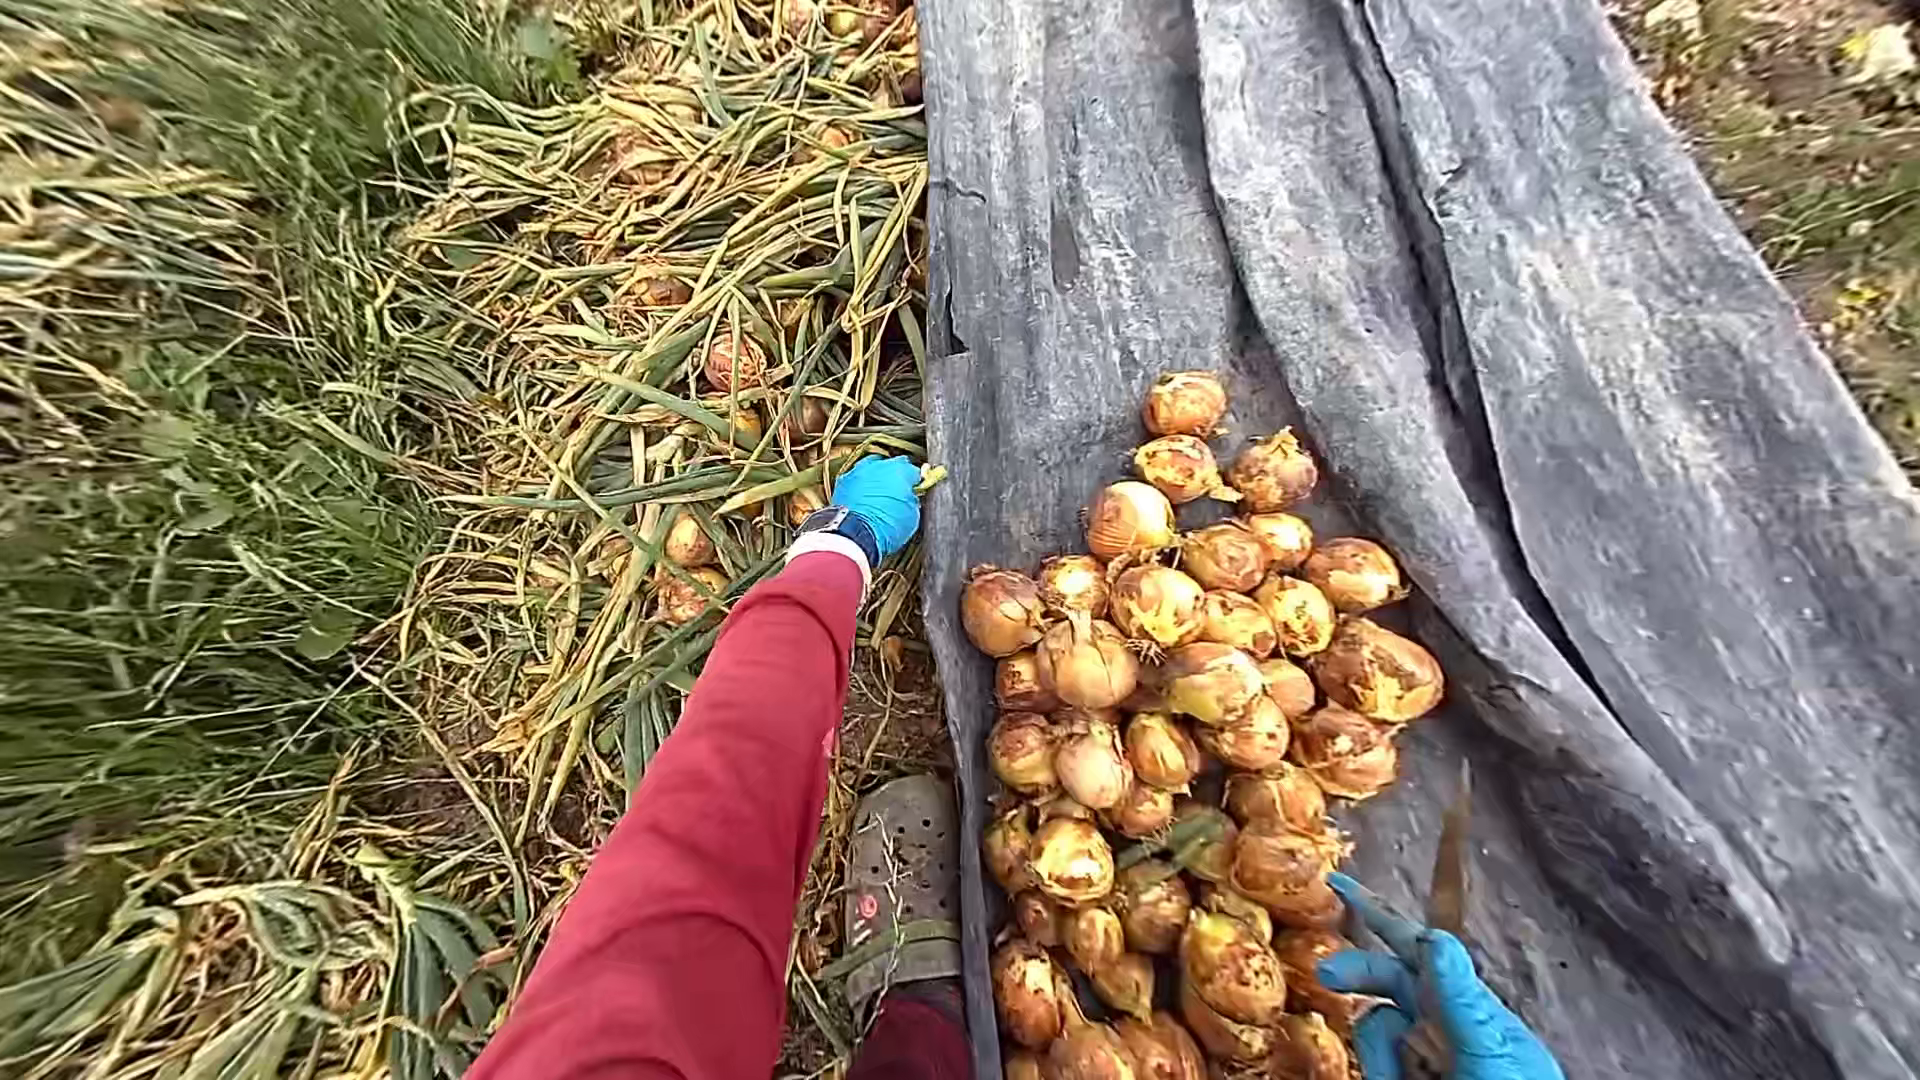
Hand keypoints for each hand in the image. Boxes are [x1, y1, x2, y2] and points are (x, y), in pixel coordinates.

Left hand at [831, 455, 922, 558]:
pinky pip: (856, 481)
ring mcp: (858, 471)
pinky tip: (862, 503)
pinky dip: (860, 489)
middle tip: (897, 496)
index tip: (915, 493)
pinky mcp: (842, 482)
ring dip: (876, 481)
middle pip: (892, 466)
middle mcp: (879, 464)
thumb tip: (911, 498)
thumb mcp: (913, 517)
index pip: (914, 471)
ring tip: (878, 500)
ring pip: (872, 471)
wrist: (854, 535)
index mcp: (901, 469)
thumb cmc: (885, 526)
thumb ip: (913, 500)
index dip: (916, 484)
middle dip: (895, 478)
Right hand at [1320, 872, 1563, 1079]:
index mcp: (1468, 1007)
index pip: (1415, 944)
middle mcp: (1442, 1023)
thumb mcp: (1489, 1052)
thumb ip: (1461, 996)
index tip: (1333, 882)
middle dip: (1357, 973)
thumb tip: (1434, 936)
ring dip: (1379, 1050)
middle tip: (1327, 976)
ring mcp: (1425, 1054)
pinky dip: (1381, 1072)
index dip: (1373, 910)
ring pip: (1376, 1023)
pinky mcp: (1403, 1075)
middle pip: (1384, 975)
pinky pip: (1376, 1060)